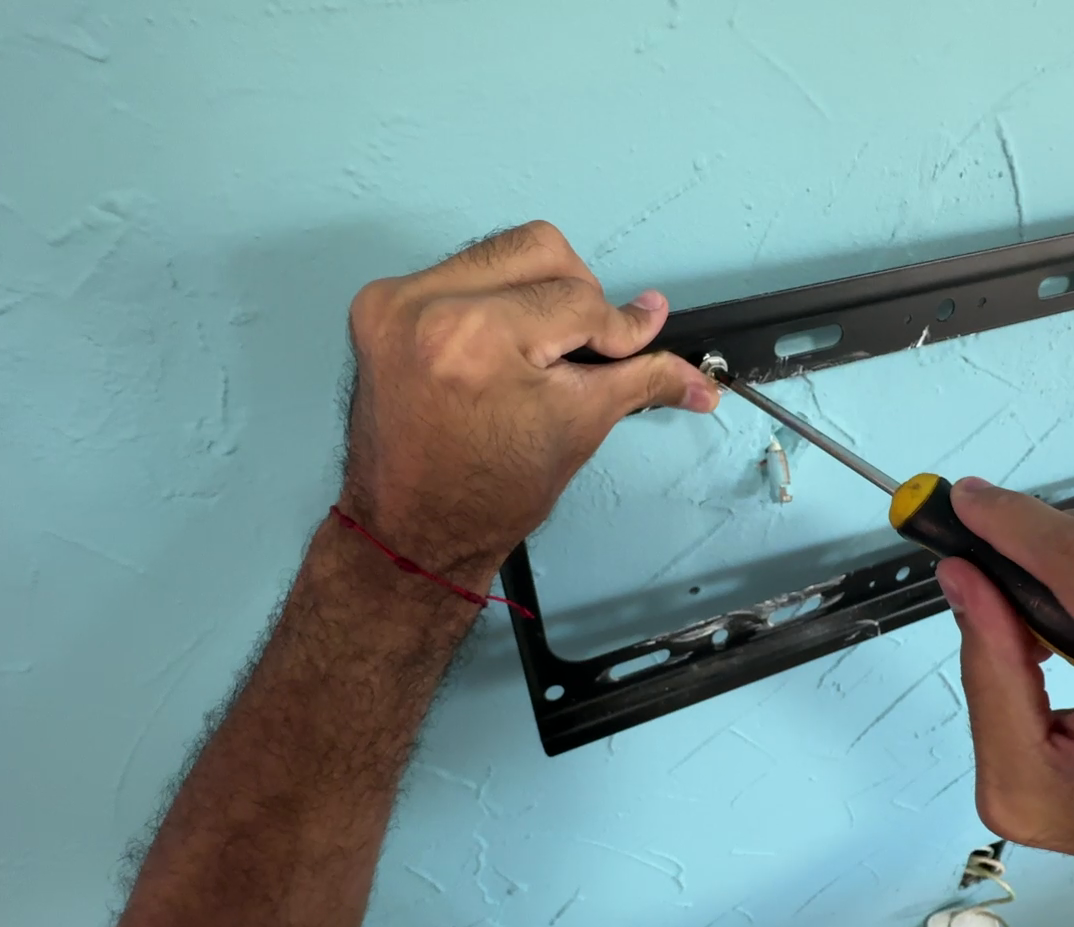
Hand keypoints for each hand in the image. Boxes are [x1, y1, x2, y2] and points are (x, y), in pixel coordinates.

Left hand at [343, 221, 718, 581]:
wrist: (417, 529)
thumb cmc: (492, 495)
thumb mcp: (580, 429)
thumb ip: (639, 380)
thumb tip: (694, 372)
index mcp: (474, 336)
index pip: (577, 301)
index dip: (622, 326)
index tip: (645, 333)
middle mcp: (424, 304)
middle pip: (539, 249)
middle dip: (580, 295)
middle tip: (588, 345)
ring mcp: (394, 301)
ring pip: (500, 253)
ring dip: (538, 292)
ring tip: (543, 349)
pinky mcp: (379, 306)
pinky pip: (461, 272)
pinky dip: (497, 301)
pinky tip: (504, 348)